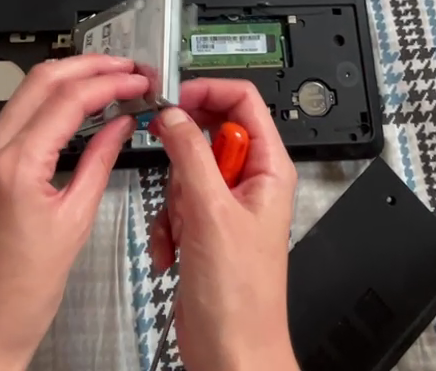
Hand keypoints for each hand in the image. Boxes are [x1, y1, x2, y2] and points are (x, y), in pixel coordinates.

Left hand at [0, 55, 148, 370]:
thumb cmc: (20, 293)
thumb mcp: (75, 223)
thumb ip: (99, 162)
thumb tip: (121, 124)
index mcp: (15, 165)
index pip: (68, 99)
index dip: (109, 82)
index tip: (137, 80)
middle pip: (42, 79)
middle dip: (88, 65)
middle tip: (125, 67)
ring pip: (27, 92)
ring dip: (69, 78)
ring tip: (107, 80)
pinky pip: (17, 116)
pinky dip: (50, 102)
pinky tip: (77, 108)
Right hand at [148, 79, 300, 370]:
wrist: (230, 356)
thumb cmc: (240, 300)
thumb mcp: (210, 213)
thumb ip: (190, 154)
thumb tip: (173, 113)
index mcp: (268, 167)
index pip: (243, 100)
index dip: (208, 91)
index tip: (175, 99)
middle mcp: (250, 180)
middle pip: (208, 130)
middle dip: (182, 156)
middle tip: (170, 166)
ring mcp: (226, 203)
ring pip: (186, 166)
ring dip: (172, 197)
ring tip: (181, 226)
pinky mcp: (205, 225)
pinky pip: (176, 199)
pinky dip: (167, 222)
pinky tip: (172, 249)